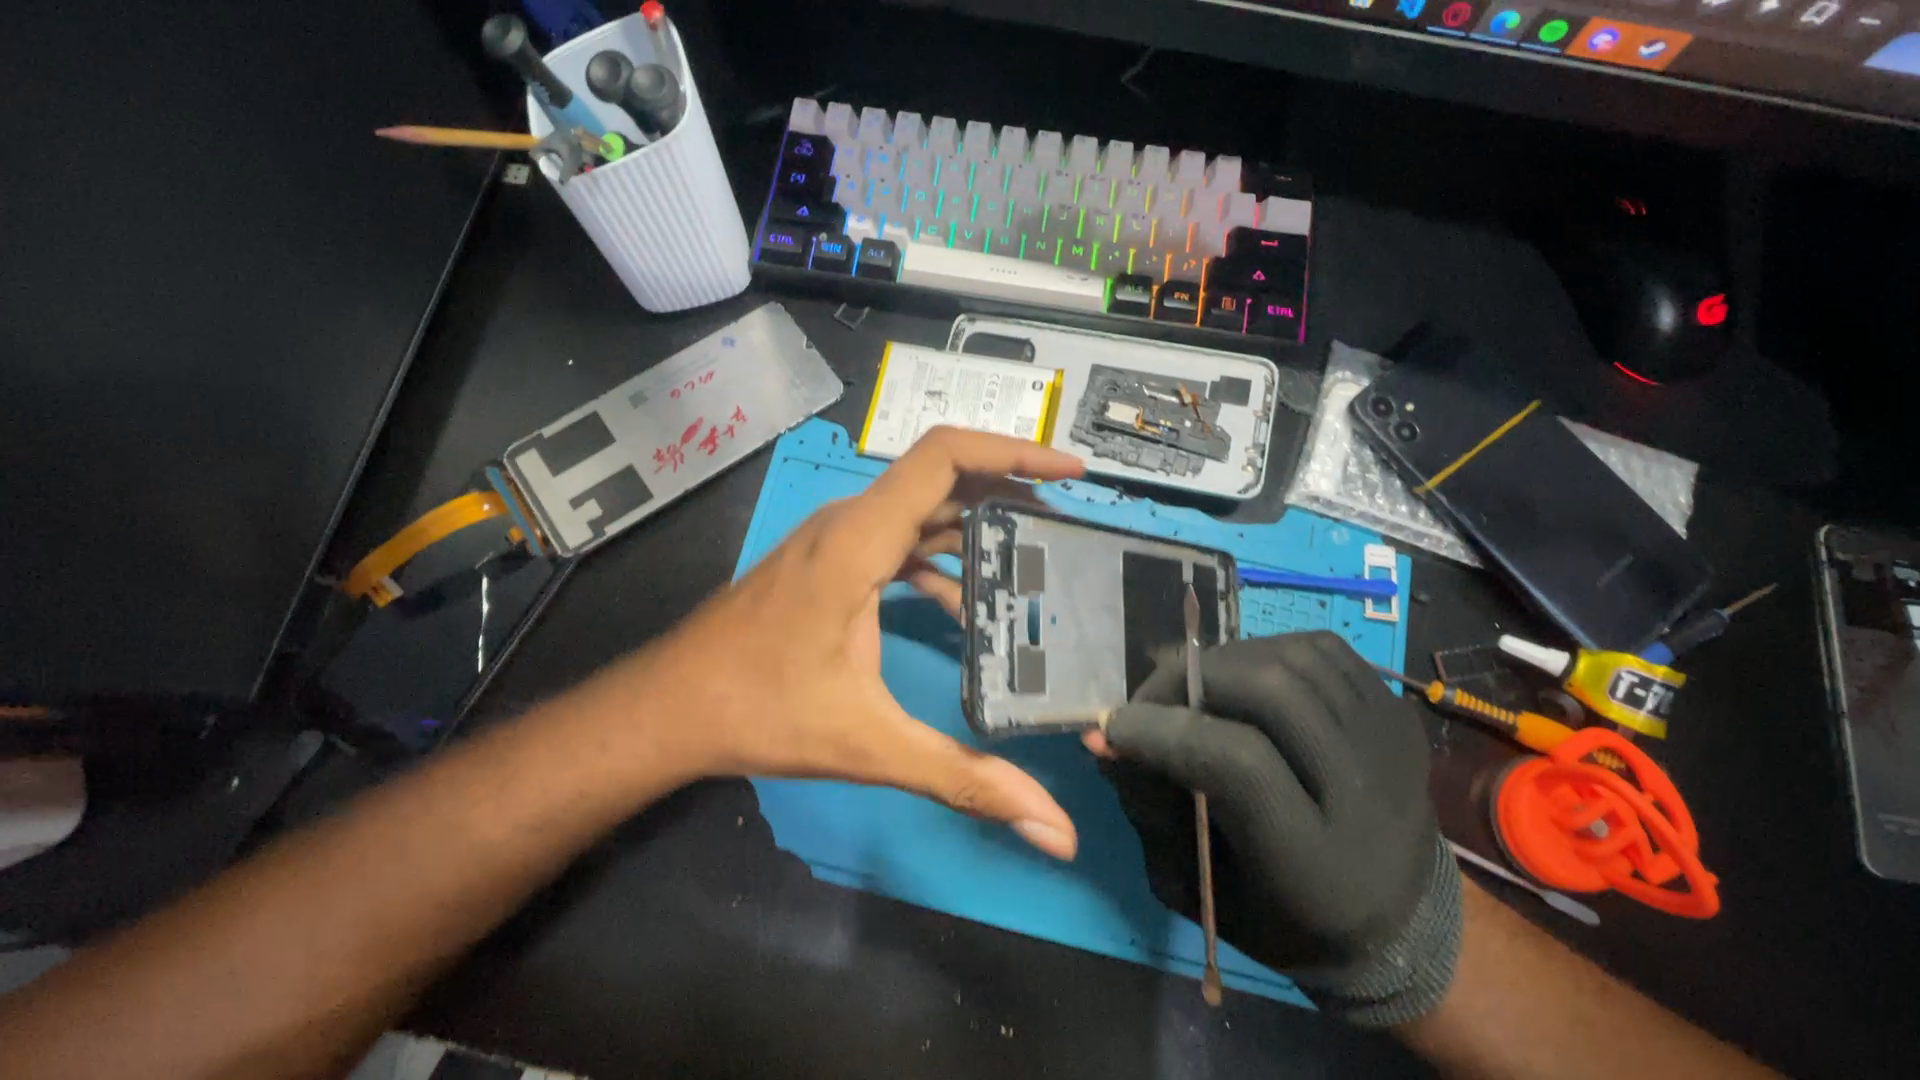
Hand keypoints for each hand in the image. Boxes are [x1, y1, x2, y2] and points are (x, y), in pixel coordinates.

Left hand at [584, 427, 1084, 858]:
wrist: (667, 708)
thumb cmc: (759, 711)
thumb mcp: (870, 744)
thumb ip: (965, 779)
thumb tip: (1057, 833)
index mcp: (858, 540)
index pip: (944, 458)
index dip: (1013, 452)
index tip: (1071, 472)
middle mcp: (846, 523)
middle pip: (940, 477)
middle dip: (1008, 491)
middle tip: (1067, 524)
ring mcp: (831, 540)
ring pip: (917, 510)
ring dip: (974, 529)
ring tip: (1031, 563)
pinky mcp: (823, 564)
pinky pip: (894, 541)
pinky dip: (936, 561)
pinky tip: (960, 610)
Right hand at [1085, 632, 1463, 1025]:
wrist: (1394, 920)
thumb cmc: (1278, 918)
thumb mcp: (1196, 888)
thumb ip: (1149, 811)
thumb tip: (1104, 736)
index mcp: (1316, 862)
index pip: (1238, 764)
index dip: (1165, 732)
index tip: (1115, 728)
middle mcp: (1367, 793)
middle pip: (1272, 692)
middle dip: (1190, 681)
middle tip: (1150, 702)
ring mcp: (1389, 742)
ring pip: (1294, 660)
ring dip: (1224, 662)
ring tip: (1192, 691)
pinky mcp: (1397, 713)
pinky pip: (1321, 650)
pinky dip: (1266, 653)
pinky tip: (1241, 682)